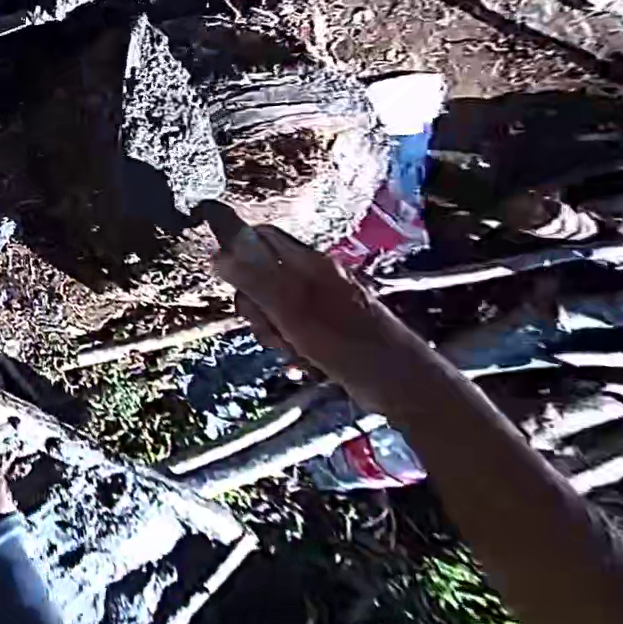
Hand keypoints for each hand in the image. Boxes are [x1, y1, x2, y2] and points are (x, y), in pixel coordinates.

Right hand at [209, 210, 424, 403]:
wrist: (405, 387)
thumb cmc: (348, 344)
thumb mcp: (292, 312)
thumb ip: (253, 281)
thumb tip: (216, 255)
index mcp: (308, 263)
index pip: (260, 237)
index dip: (237, 249)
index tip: (224, 275)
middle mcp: (314, 276)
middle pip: (261, 274)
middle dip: (253, 303)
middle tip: (264, 326)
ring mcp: (323, 302)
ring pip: (274, 304)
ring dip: (270, 328)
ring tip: (287, 350)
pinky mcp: (330, 326)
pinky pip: (293, 326)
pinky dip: (289, 342)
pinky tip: (300, 362)